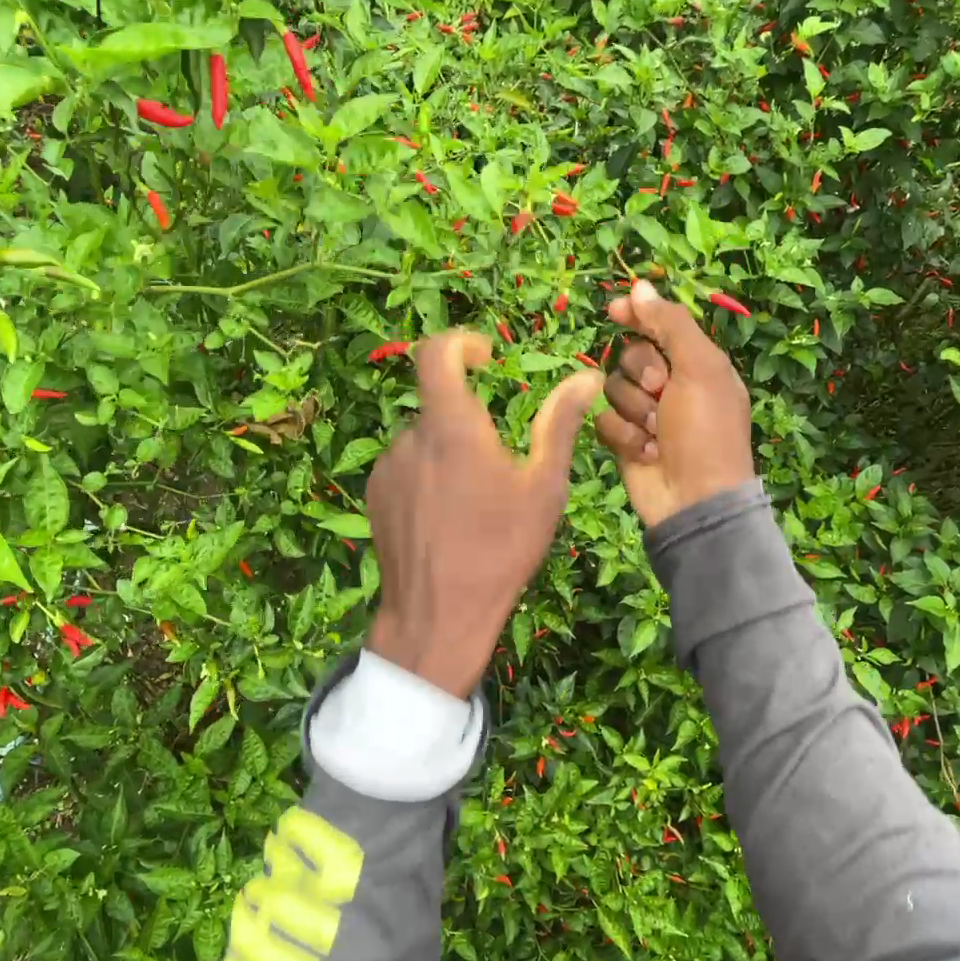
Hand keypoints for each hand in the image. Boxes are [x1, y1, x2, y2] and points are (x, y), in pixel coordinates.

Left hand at [365, 331, 603, 697]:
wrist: (438, 617)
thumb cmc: (500, 551)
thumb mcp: (542, 490)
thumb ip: (559, 425)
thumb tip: (585, 378)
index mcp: (450, 427)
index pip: (436, 352)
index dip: (461, 343)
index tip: (486, 359)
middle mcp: (409, 438)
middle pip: (438, 406)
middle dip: (468, 421)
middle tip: (498, 468)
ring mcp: (386, 469)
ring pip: (423, 441)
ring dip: (448, 454)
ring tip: (473, 505)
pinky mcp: (374, 496)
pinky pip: (404, 468)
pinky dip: (426, 477)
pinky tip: (445, 521)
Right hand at [593, 279, 754, 528]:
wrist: (693, 499)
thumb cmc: (707, 431)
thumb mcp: (700, 368)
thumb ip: (670, 323)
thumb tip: (639, 285)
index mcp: (697, 364)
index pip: (659, 327)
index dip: (637, 315)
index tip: (614, 309)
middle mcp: (670, 386)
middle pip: (630, 355)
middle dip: (642, 374)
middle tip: (662, 393)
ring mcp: (644, 414)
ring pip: (612, 389)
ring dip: (634, 411)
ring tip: (657, 433)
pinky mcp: (623, 441)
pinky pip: (604, 421)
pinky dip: (623, 436)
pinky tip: (646, 453)